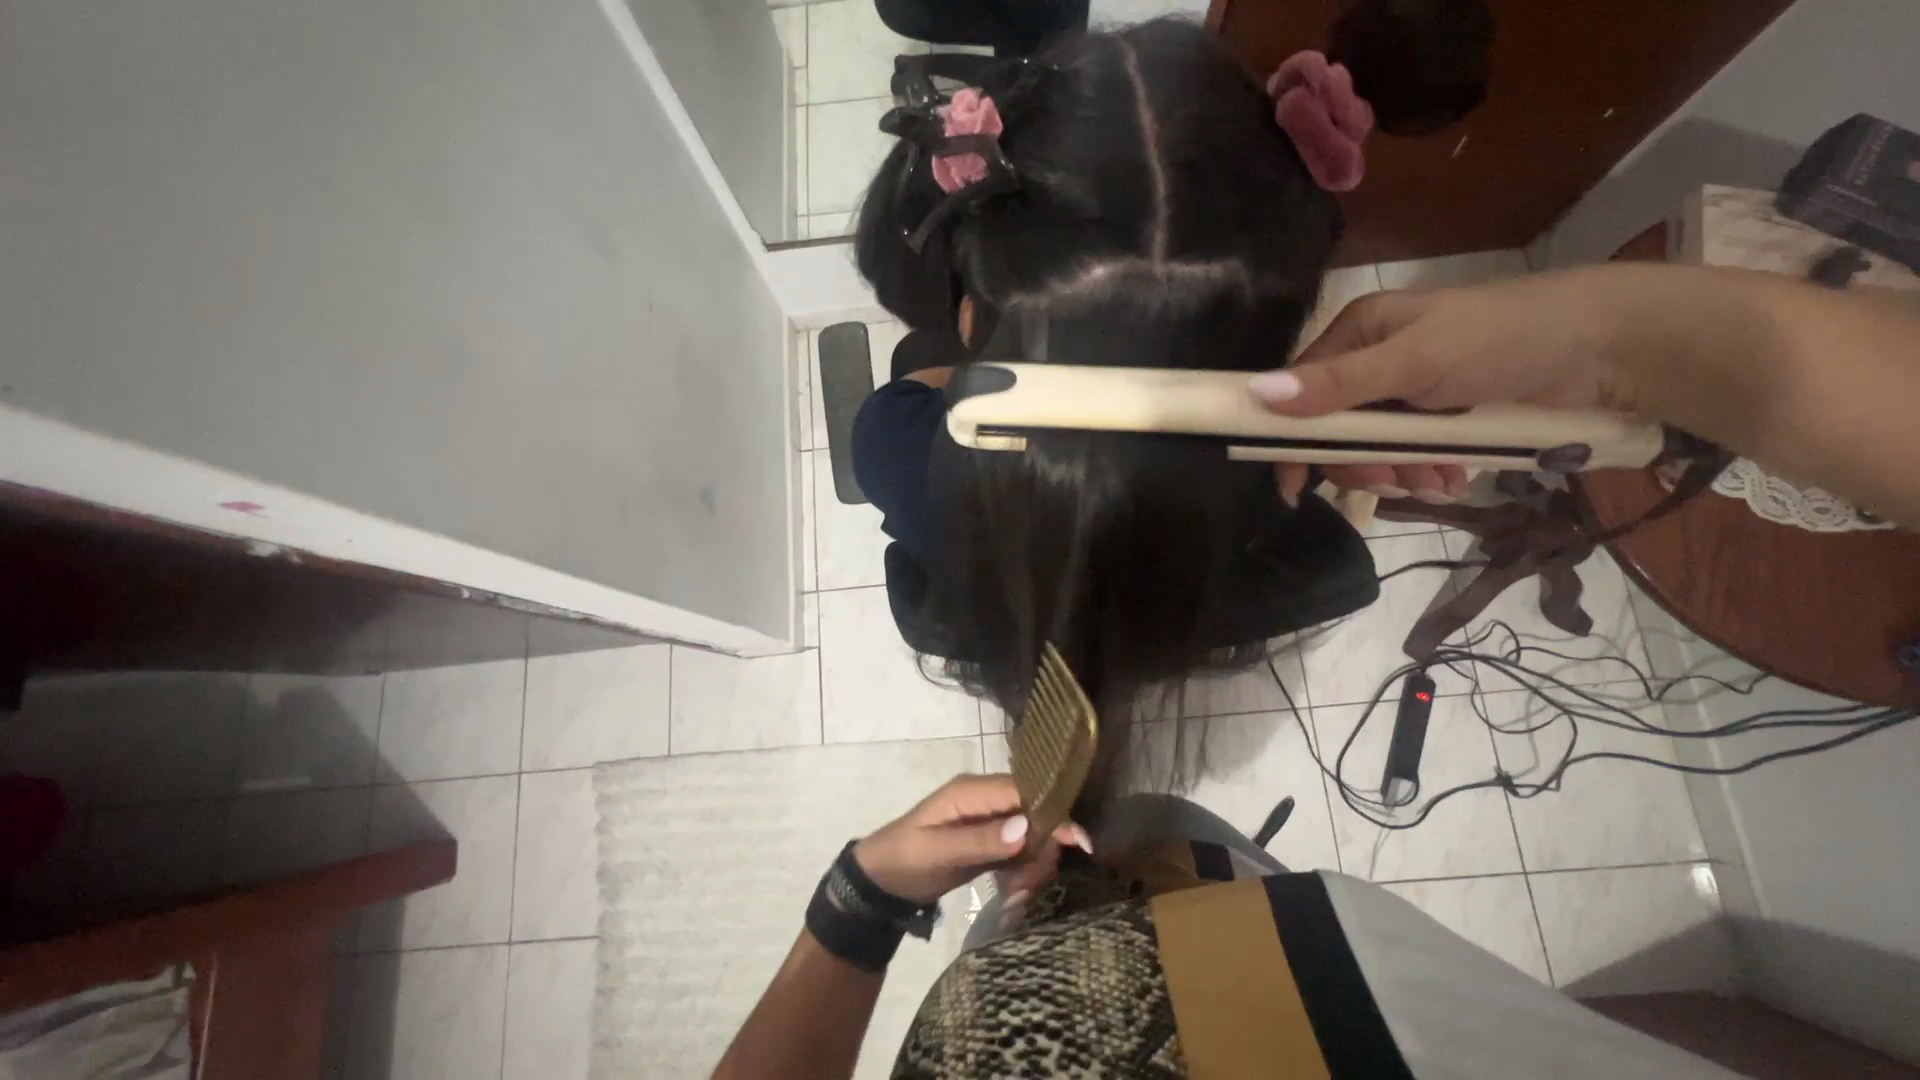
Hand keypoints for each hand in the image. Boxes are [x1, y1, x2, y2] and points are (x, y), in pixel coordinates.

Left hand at [852, 773, 1090, 907]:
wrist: (881, 881)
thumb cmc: (905, 859)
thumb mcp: (938, 851)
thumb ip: (981, 840)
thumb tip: (1026, 826)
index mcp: (971, 791)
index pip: (1024, 791)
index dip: (1053, 813)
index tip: (1077, 843)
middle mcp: (984, 799)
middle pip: (1034, 813)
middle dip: (1041, 848)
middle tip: (1028, 885)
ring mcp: (988, 820)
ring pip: (1031, 834)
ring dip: (1032, 864)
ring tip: (1016, 894)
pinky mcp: (990, 841)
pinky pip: (1020, 850)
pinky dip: (1023, 870)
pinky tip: (1013, 891)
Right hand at [1260, 275, 1639, 504]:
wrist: (1609, 346)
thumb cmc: (1503, 339)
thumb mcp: (1415, 362)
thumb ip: (1338, 384)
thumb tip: (1255, 394)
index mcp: (1358, 335)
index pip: (1299, 393)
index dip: (1291, 439)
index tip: (1295, 487)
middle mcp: (1375, 363)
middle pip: (1336, 430)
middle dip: (1361, 463)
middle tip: (1393, 481)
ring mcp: (1410, 393)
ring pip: (1374, 449)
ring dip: (1399, 474)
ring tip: (1437, 483)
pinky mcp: (1443, 418)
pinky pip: (1412, 456)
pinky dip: (1426, 474)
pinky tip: (1452, 481)